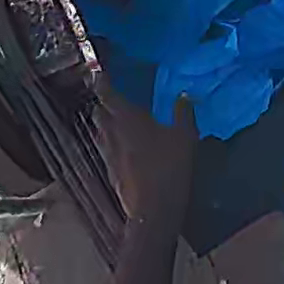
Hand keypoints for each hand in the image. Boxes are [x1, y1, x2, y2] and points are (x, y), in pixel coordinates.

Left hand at [97, 88, 196, 226]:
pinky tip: (125, 146)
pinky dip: (112, 141)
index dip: (103, 83)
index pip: (108, 95)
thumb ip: (183, 112)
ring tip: (118, 119)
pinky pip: (107, 149)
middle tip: (113, 96)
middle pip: (99, 113)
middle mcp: (112, 134)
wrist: (154, 209)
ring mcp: (109, 155)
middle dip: (103, 103)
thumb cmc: (169, 165)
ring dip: (106, 123)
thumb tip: (183, 95)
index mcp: (128, 119)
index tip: (100, 74)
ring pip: (101, 132)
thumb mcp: (184, 135)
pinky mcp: (111, 172)